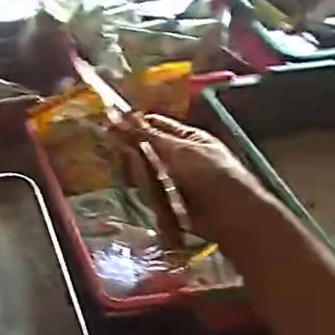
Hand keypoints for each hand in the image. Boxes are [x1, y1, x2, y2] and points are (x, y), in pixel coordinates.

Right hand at [111, 113, 281, 245]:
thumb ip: (150, 137)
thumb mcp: (180, 150)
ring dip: (130, 166)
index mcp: (188, 138)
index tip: (110, 123)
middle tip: (104, 144)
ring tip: (110, 163)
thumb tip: (123, 119)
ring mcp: (173, 178)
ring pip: (144, 168)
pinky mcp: (167, 199)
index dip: (134, 123)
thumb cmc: (210, 175)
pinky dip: (135, 185)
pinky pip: (146, 188)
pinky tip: (122, 182)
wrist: (230, 215)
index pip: (156, 125)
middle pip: (147, 147)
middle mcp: (180, 156)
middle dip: (128, 145)